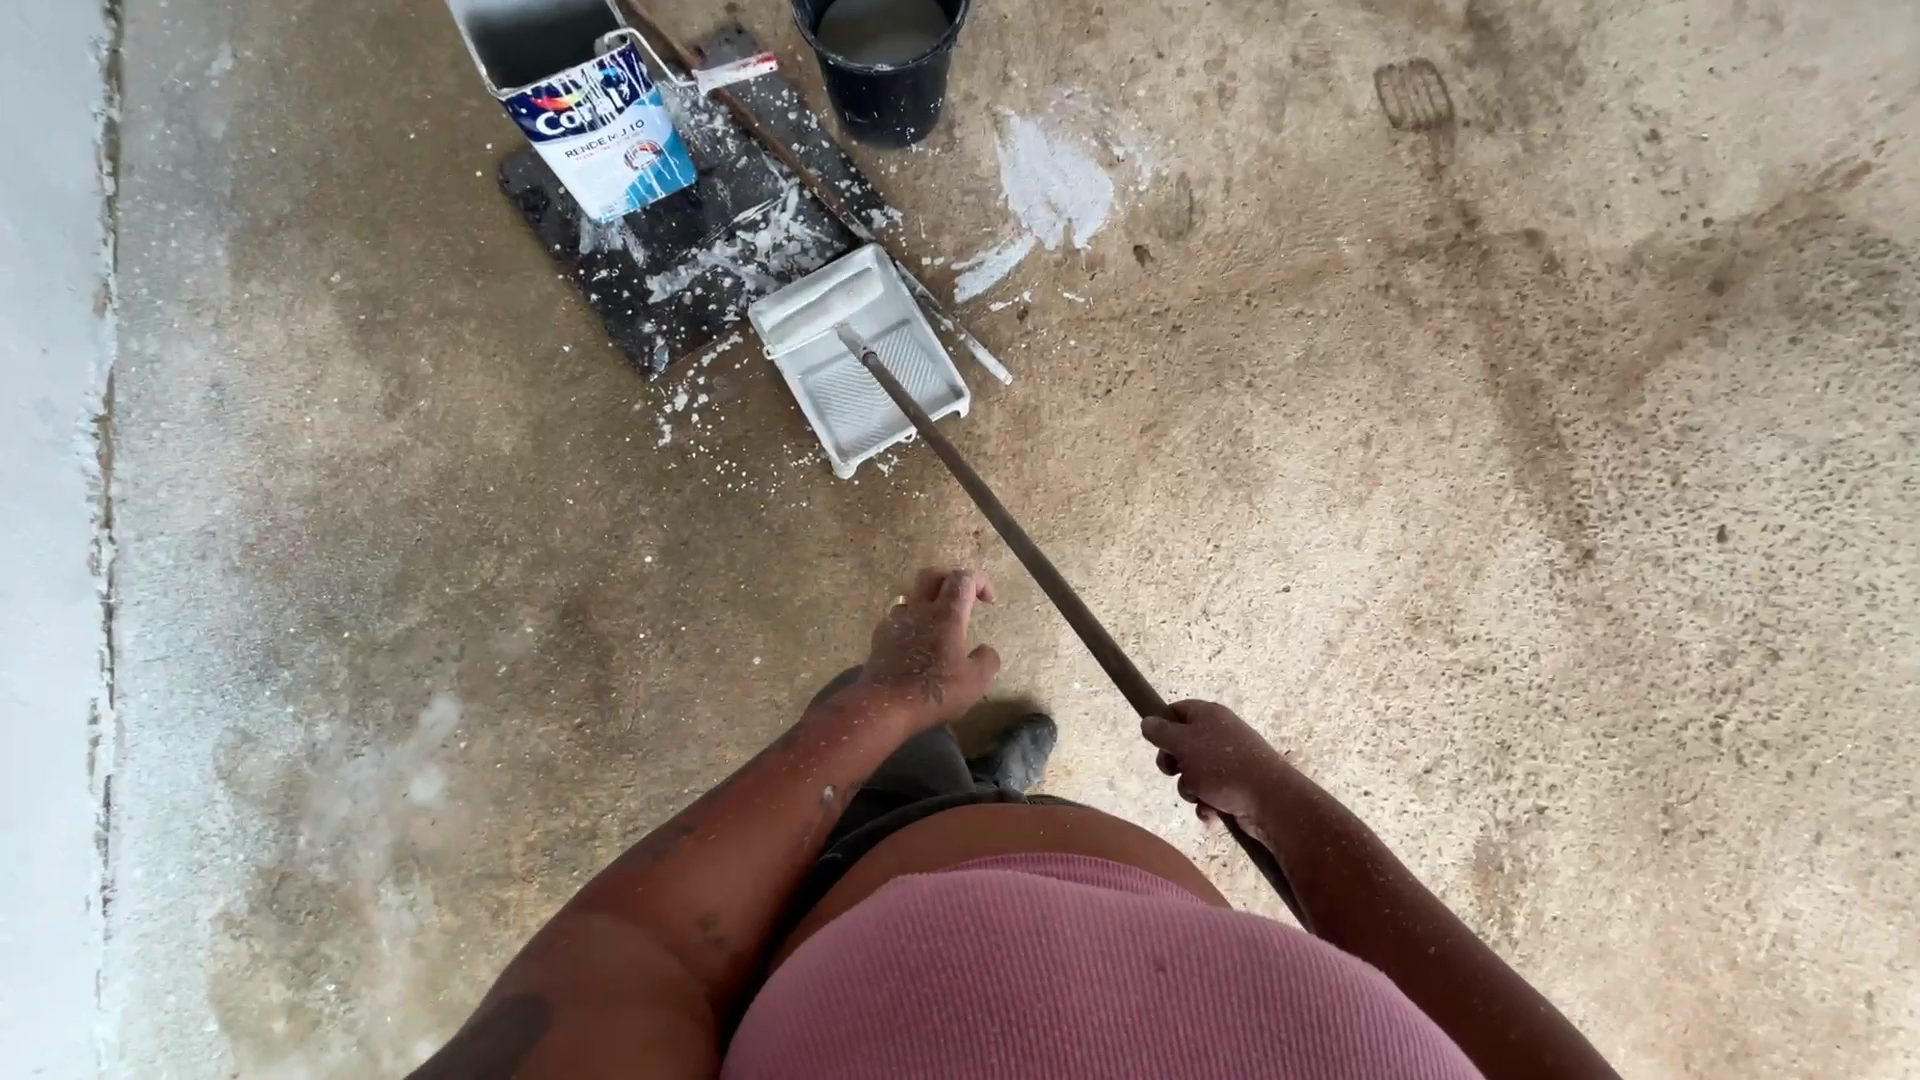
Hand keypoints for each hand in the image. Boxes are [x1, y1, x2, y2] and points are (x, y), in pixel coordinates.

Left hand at [855, 569, 1001, 728]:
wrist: (884, 706)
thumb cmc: (935, 691)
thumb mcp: (976, 681)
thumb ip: (987, 660)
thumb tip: (985, 650)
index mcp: (946, 615)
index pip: (963, 579)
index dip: (979, 581)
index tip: (988, 599)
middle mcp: (920, 611)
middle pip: (931, 575)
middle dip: (949, 578)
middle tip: (961, 597)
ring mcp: (896, 623)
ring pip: (911, 597)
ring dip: (926, 603)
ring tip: (936, 625)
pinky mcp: (880, 638)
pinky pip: (896, 620)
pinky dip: (910, 625)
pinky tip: (914, 645)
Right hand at [1141, 700, 1288, 823]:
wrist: (1270, 801)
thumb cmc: (1222, 766)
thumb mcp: (1183, 743)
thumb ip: (1161, 732)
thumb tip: (1147, 721)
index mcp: (1208, 716)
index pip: (1177, 711)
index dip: (1162, 725)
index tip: (1156, 743)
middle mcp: (1219, 735)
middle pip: (1181, 746)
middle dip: (1175, 765)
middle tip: (1174, 772)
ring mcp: (1229, 762)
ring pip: (1193, 774)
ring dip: (1190, 789)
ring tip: (1200, 797)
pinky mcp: (1235, 787)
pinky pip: (1209, 793)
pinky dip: (1207, 804)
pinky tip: (1213, 813)